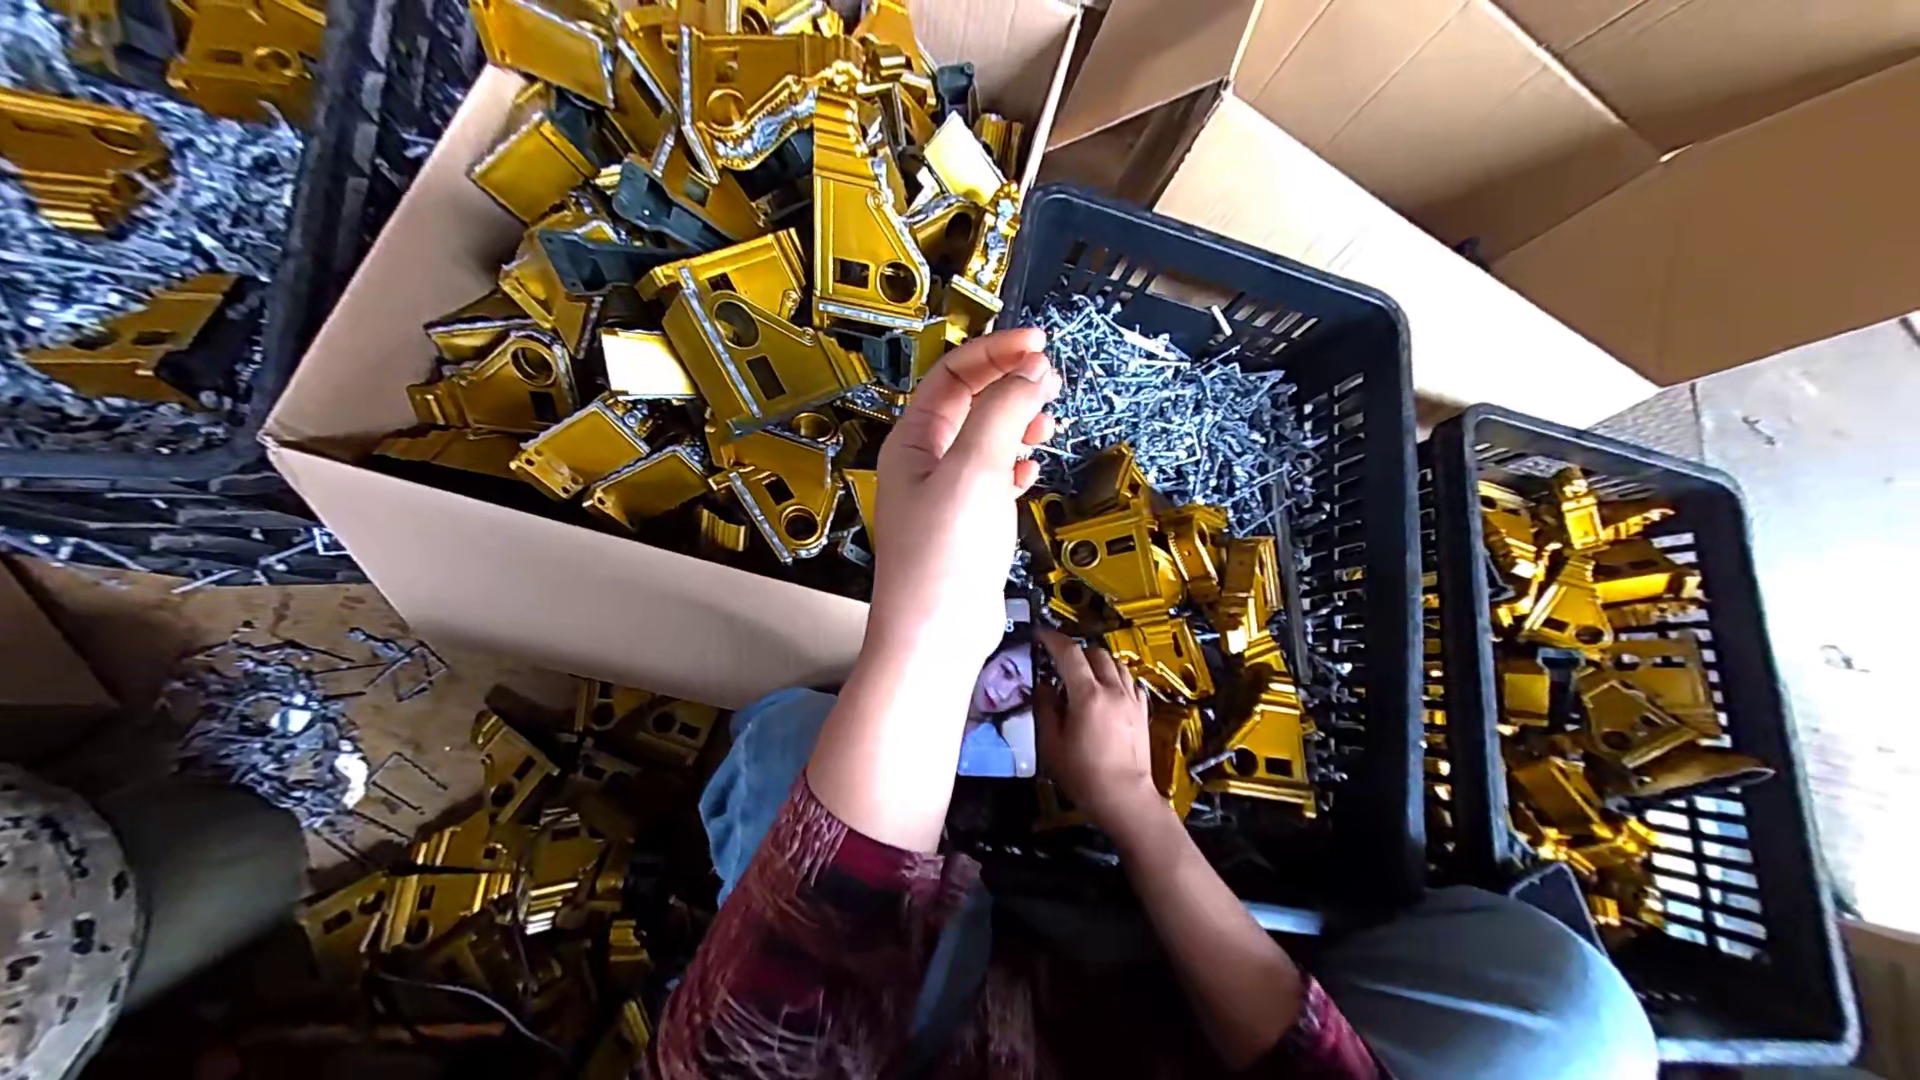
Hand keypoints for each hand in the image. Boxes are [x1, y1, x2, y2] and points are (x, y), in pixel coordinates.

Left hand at [870, 328, 1058, 667]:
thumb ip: (1003, 414)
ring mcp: (947, 493)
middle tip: (1047, 377)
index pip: (953, 375)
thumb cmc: (939, 563)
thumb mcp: (975, 471)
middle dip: (1009, 384)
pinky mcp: (968, 522)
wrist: (938, 634)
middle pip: (970, 403)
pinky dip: (1014, 464)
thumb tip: (1030, 373)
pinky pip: (993, 477)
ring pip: (985, 439)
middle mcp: (925, 464)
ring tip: (1045, 419)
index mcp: (913, 442)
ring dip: (1016, 422)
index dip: (995, 352)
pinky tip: (1028, 469)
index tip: (1035, 344)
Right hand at [1035, 628, 1164, 832]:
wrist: (1124, 798)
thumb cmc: (1083, 775)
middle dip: (1076, 651)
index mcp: (1087, 695)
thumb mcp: (1051, 744)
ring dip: (1097, 662)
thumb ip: (1045, 709)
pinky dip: (1115, 678)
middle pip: (1095, 652)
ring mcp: (1131, 699)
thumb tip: (1043, 686)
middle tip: (1060, 662)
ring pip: (1116, 663)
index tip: (1041, 635)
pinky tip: (1106, 691)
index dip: (1052, 639)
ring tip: (1083, 676)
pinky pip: (1129, 681)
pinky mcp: (1142, 711)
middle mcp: (1113, 690)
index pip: (1069, 653)